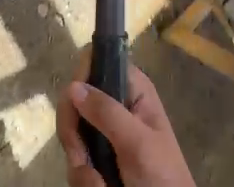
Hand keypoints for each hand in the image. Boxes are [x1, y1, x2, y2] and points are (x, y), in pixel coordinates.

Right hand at [57, 61, 194, 186]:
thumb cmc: (162, 175)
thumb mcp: (137, 142)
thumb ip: (107, 112)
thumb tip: (72, 86)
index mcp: (131, 87)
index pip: (94, 60)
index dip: (80, 79)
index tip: (76, 107)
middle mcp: (114, 103)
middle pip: (74, 100)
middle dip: (74, 135)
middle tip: (82, 159)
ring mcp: (104, 130)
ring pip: (71, 134)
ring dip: (80, 165)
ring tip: (100, 184)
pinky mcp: (98, 156)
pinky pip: (76, 159)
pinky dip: (84, 179)